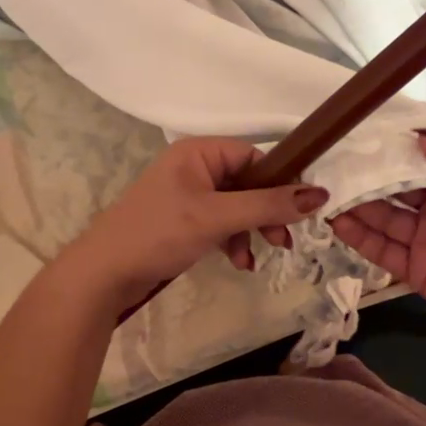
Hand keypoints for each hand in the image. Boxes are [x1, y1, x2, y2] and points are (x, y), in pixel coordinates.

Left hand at [65, 138, 328, 309]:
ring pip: (238, 207)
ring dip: (251, 231)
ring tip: (256, 258)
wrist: (104, 273)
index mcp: (199, 152)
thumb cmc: (159, 233)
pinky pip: (222, 224)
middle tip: (283, 240)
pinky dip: (233, 241)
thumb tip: (321, 195)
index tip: (301, 211)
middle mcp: (195, 167)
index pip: (255, 156)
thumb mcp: (217, 217)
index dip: (280, 181)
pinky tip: (238, 263)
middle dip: (267, 212)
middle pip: (249, 182)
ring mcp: (188, 195)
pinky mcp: (184, 221)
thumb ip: (268, 205)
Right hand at [329, 128, 425, 350]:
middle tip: (335, 158)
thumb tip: (421, 139)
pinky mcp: (414, 269)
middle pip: (398, 186)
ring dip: (357, 202)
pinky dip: (358, 236)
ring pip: (384, 216)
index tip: (368, 129)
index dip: (401, 144)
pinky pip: (381, 249)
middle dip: (370, 172)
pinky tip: (336, 221)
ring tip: (326, 187)